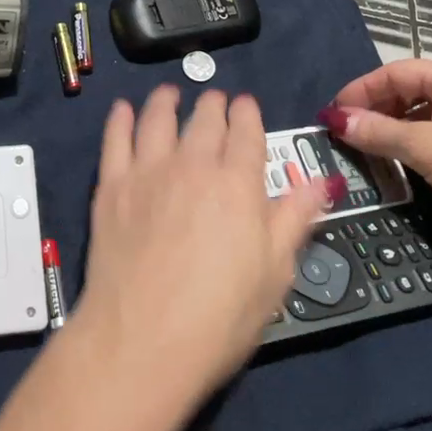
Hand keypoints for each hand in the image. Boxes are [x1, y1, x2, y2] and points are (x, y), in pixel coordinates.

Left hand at [74, 85, 334, 404]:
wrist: (144, 338)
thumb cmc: (221, 317)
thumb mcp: (275, 274)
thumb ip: (294, 220)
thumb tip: (320, 182)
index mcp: (239, 185)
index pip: (247, 133)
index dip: (248, 114)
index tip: (246, 104)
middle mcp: (194, 165)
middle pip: (205, 121)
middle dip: (214, 105)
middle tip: (215, 100)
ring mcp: (148, 171)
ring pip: (159, 119)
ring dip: (167, 101)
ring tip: (170, 93)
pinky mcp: (111, 186)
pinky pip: (116, 139)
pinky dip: (121, 118)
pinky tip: (123, 109)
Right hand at [317, 59, 431, 250]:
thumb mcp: (424, 149)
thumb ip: (376, 132)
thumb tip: (335, 119)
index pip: (393, 72)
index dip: (359, 92)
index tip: (331, 117)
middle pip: (412, 88)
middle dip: (378, 109)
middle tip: (350, 135)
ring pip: (431, 110)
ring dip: (400, 126)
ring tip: (377, 150)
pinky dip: (424, 139)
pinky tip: (416, 161)